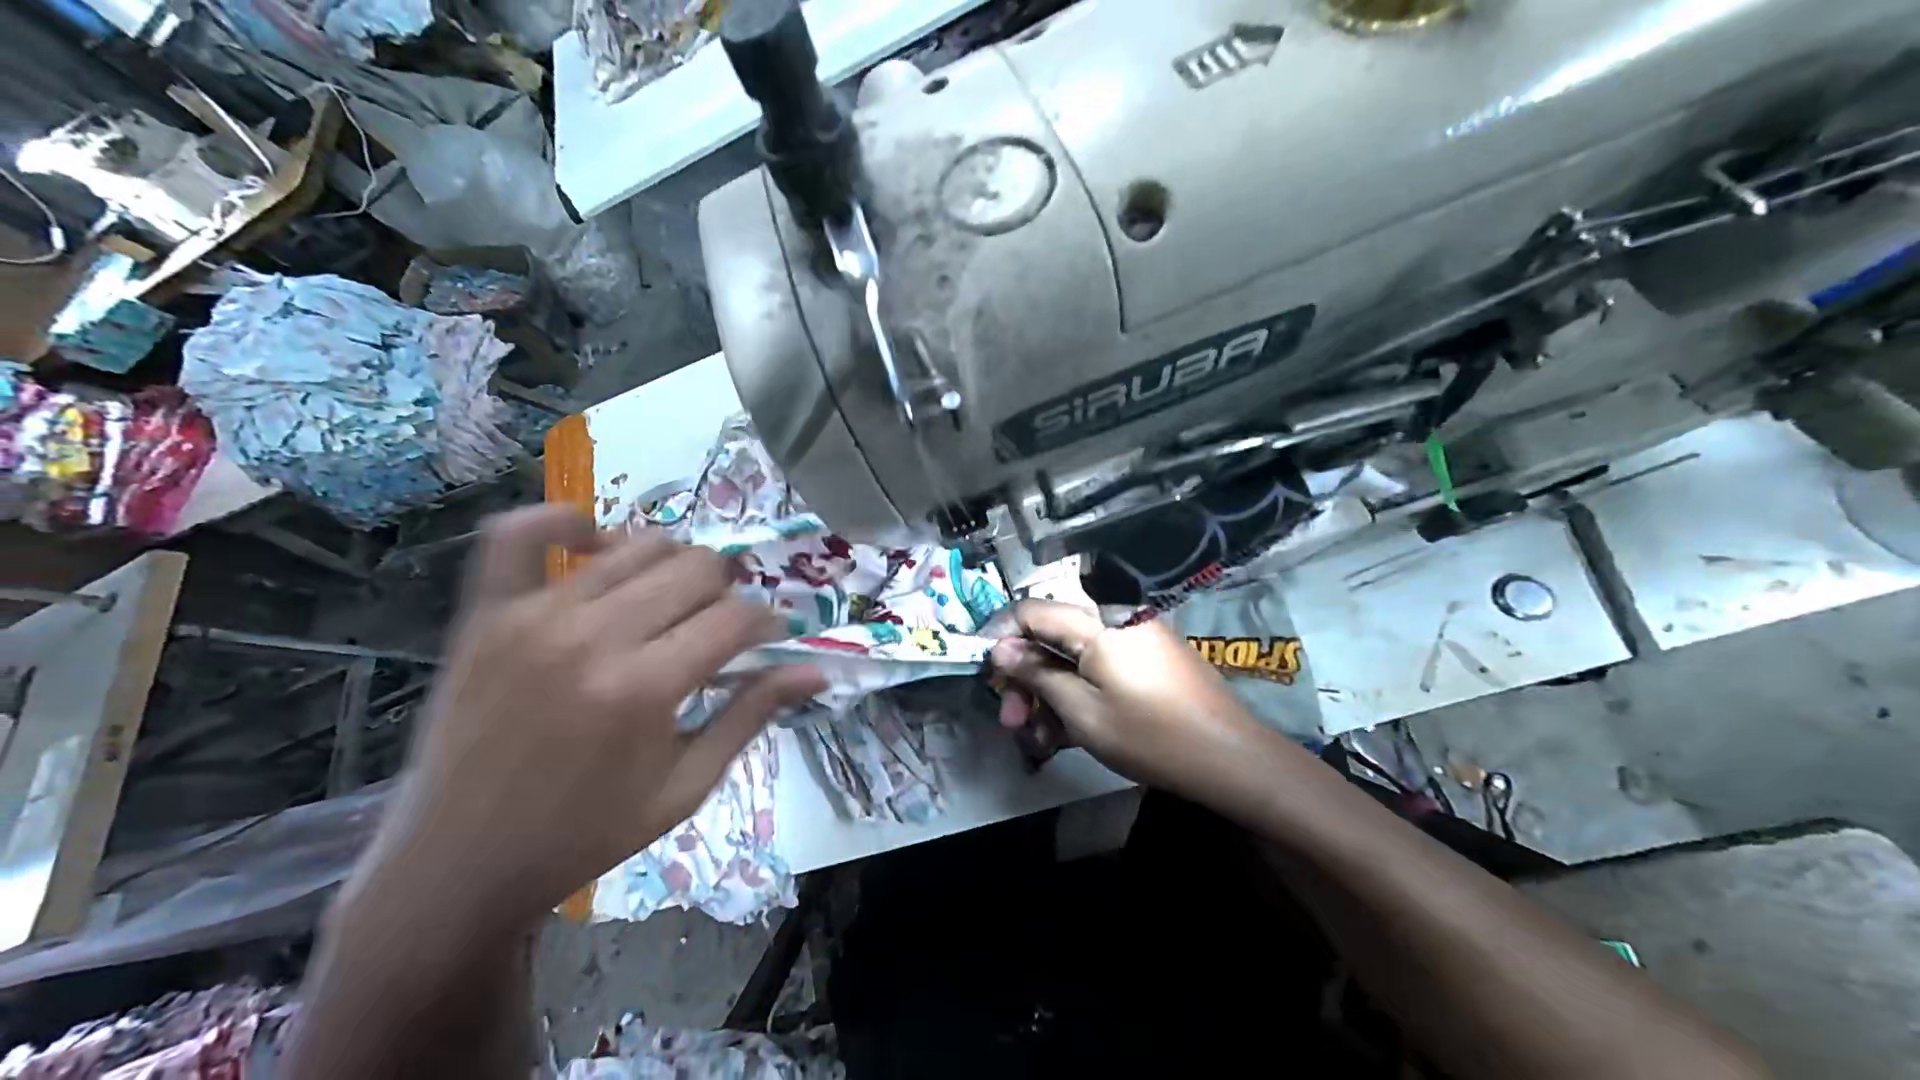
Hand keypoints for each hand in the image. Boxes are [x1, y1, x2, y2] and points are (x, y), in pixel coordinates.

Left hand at [352, 506, 825, 931]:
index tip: (768, 637)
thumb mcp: (686, 787)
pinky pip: (520, 533)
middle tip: (722, 623)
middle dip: (727, 590)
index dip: (767, 622)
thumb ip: (751, 715)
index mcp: (645, 689)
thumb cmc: (587, 833)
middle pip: (696, 569)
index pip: (736, 618)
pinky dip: (566, 520)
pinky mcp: (486, 613)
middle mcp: (593, 638)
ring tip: (674, 597)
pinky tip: (598, 541)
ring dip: (675, 564)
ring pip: (638, 546)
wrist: (459, 863)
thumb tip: (817, 670)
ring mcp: (534, 616)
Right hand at [988, 600, 1273, 796]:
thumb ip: (1037, 673)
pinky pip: (1099, 669)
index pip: (1032, 610)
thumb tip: (999, 649)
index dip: (1000, 636)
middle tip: (1010, 720)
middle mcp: (1115, 620)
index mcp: (1099, 622)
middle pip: (1051, 636)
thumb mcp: (1082, 711)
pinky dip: (1078, 696)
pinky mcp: (1146, 662)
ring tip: (1037, 739)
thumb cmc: (1150, 735)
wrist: (1231, 760)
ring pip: (1073, 657)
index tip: (985, 672)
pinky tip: (1064, 735)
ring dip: (1048, 694)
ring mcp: (1133, 642)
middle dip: (1024, 677)